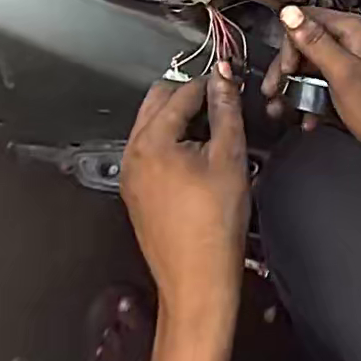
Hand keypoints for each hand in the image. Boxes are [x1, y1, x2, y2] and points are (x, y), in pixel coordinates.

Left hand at [120, 64, 249, 327]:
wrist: (198, 284)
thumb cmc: (214, 227)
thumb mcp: (229, 156)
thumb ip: (226, 109)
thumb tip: (224, 77)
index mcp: (151, 140)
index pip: (182, 91)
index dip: (211, 84)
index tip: (230, 82)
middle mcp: (133, 152)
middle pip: (159, 99)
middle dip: (189, 95)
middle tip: (220, 103)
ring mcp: (130, 171)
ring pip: (152, 120)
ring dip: (179, 115)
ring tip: (211, 128)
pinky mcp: (135, 189)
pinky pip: (149, 146)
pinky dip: (170, 137)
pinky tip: (195, 152)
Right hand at [265, 5, 360, 165]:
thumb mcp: (343, 74)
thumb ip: (315, 42)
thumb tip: (290, 13)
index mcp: (351, 30)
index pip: (305, 19)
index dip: (289, 43)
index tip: (285, 69)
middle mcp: (352, 39)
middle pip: (304, 43)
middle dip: (286, 69)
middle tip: (276, 90)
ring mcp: (352, 59)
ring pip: (310, 64)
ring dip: (294, 85)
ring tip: (282, 106)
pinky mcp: (352, 78)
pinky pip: (322, 80)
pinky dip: (310, 96)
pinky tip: (306, 114)